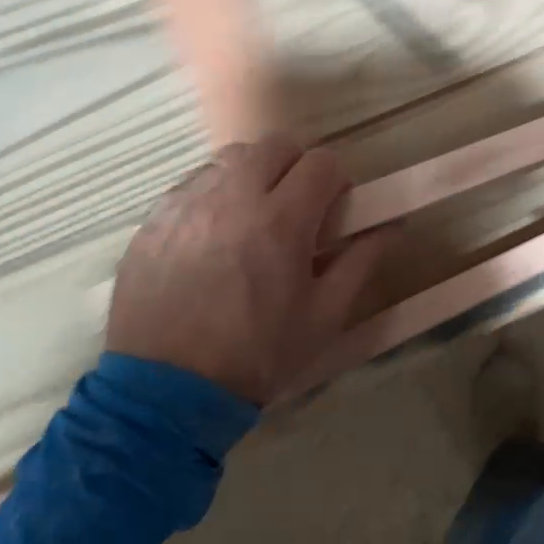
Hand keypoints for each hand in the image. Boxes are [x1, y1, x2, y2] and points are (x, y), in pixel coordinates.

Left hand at [106, 135, 390, 404]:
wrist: (163, 397)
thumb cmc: (257, 356)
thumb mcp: (325, 316)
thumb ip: (362, 262)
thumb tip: (392, 227)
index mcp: (282, 220)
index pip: (322, 161)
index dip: (336, 180)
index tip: (333, 209)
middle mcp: (233, 198)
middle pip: (275, 145)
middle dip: (295, 166)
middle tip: (296, 207)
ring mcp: (186, 207)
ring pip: (230, 160)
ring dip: (251, 176)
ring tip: (251, 217)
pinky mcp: (151, 224)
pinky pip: (190, 187)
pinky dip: (211, 197)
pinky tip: (211, 237)